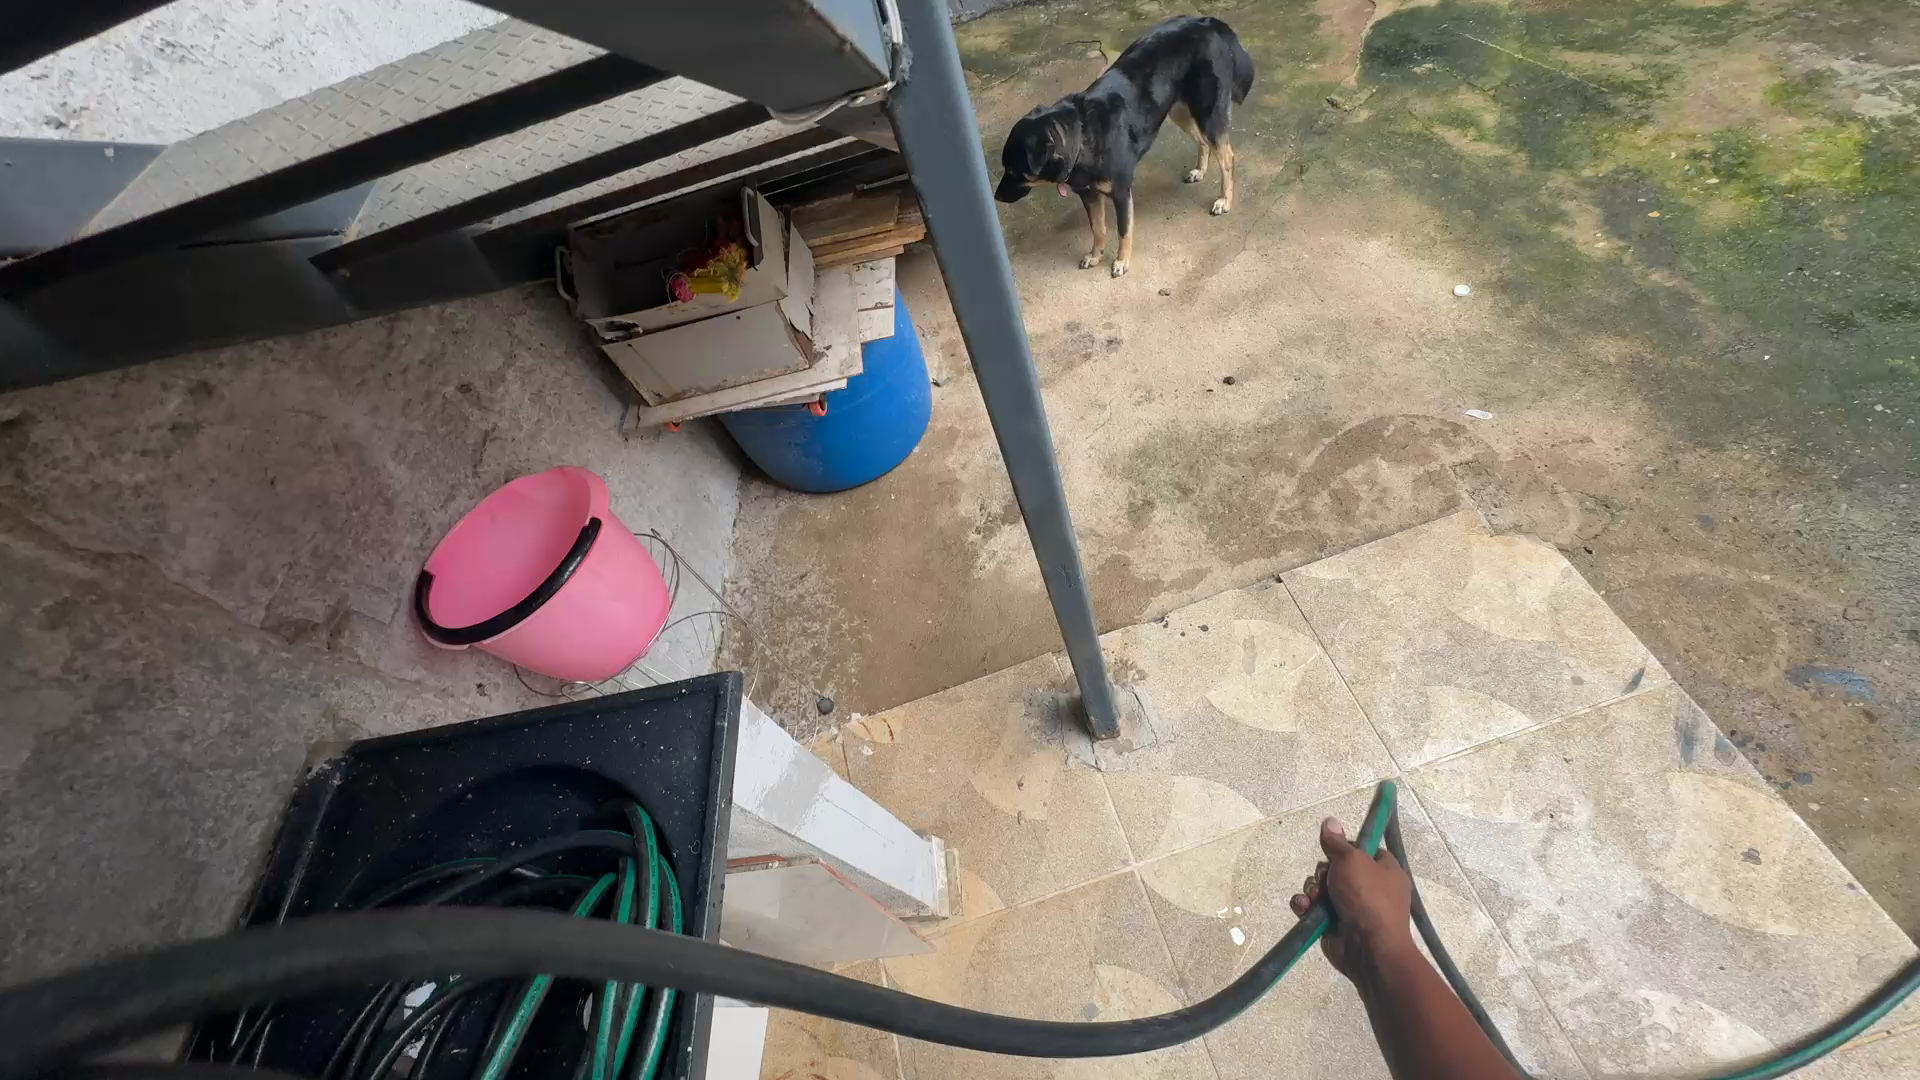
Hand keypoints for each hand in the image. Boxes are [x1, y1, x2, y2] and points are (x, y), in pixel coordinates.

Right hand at [1288, 817, 1414, 979]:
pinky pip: (1313, 907)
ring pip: (1321, 886)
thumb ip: (1337, 842)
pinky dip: (1306, 906)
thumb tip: (1330, 821)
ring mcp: (1351, 907)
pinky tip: (1304, 908)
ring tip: (1315, 899)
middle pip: (1335, 867)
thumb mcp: (1352, 860)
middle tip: (1326, 880)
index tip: (1336, 849)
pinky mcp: (1334, 923)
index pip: (1364, 850)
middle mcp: (1370, 888)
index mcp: (1384, 871)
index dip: (1347, 848)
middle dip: (1323, 873)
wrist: (1368, 949)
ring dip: (1312, 890)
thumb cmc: (1367, 898)